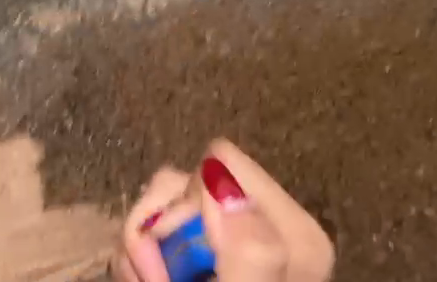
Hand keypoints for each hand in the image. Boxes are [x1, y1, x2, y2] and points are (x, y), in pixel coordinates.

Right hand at [114, 140, 333, 281]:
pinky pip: (156, 225)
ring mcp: (235, 241)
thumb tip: (221, 180)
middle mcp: (270, 229)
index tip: (172, 259)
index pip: (220, 165)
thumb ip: (248, 256)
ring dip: (140, 243)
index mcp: (297, 239)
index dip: (182, 204)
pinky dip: (139, 256)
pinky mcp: (206, 253)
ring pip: (164, 200)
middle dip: (155, 226)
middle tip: (153, 280)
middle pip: (187, 179)